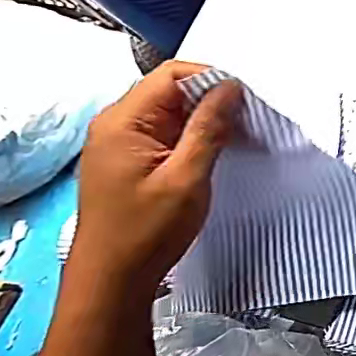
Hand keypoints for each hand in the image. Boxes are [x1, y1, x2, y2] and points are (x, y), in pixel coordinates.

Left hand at [72, 61, 241, 296]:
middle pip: (169, 91)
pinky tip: (209, 156)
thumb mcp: (186, 178)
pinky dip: (188, 138)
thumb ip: (209, 128)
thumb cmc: (145, 233)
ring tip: (231, 140)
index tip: (243, 99)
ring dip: (201, 121)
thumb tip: (229, 88)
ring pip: (168, 113)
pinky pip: (162, 134)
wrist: (111, 281)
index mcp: (123, 122)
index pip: (171, 75)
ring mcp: (118, 144)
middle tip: (244, 121)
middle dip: (209, 100)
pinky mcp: (126, 162)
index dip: (210, 79)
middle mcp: (115, 125)